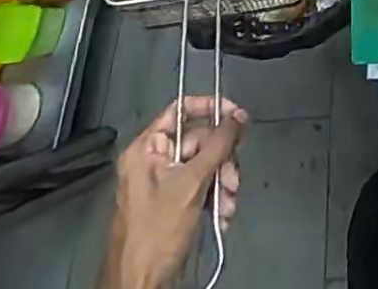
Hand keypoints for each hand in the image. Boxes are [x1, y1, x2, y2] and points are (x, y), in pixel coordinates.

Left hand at [101, 96, 248, 288]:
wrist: (139, 286)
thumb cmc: (158, 231)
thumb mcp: (192, 183)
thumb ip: (219, 144)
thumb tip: (239, 114)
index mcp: (147, 149)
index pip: (181, 109)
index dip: (210, 107)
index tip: (236, 115)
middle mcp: (154, 160)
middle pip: (201, 140)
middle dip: (222, 161)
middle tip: (232, 179)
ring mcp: (164, 182)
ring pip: (207, 164)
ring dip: (223, 183)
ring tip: (227, 204)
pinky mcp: (174, 201)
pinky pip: (203, 185)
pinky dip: (216, 197)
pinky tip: (221, 215)